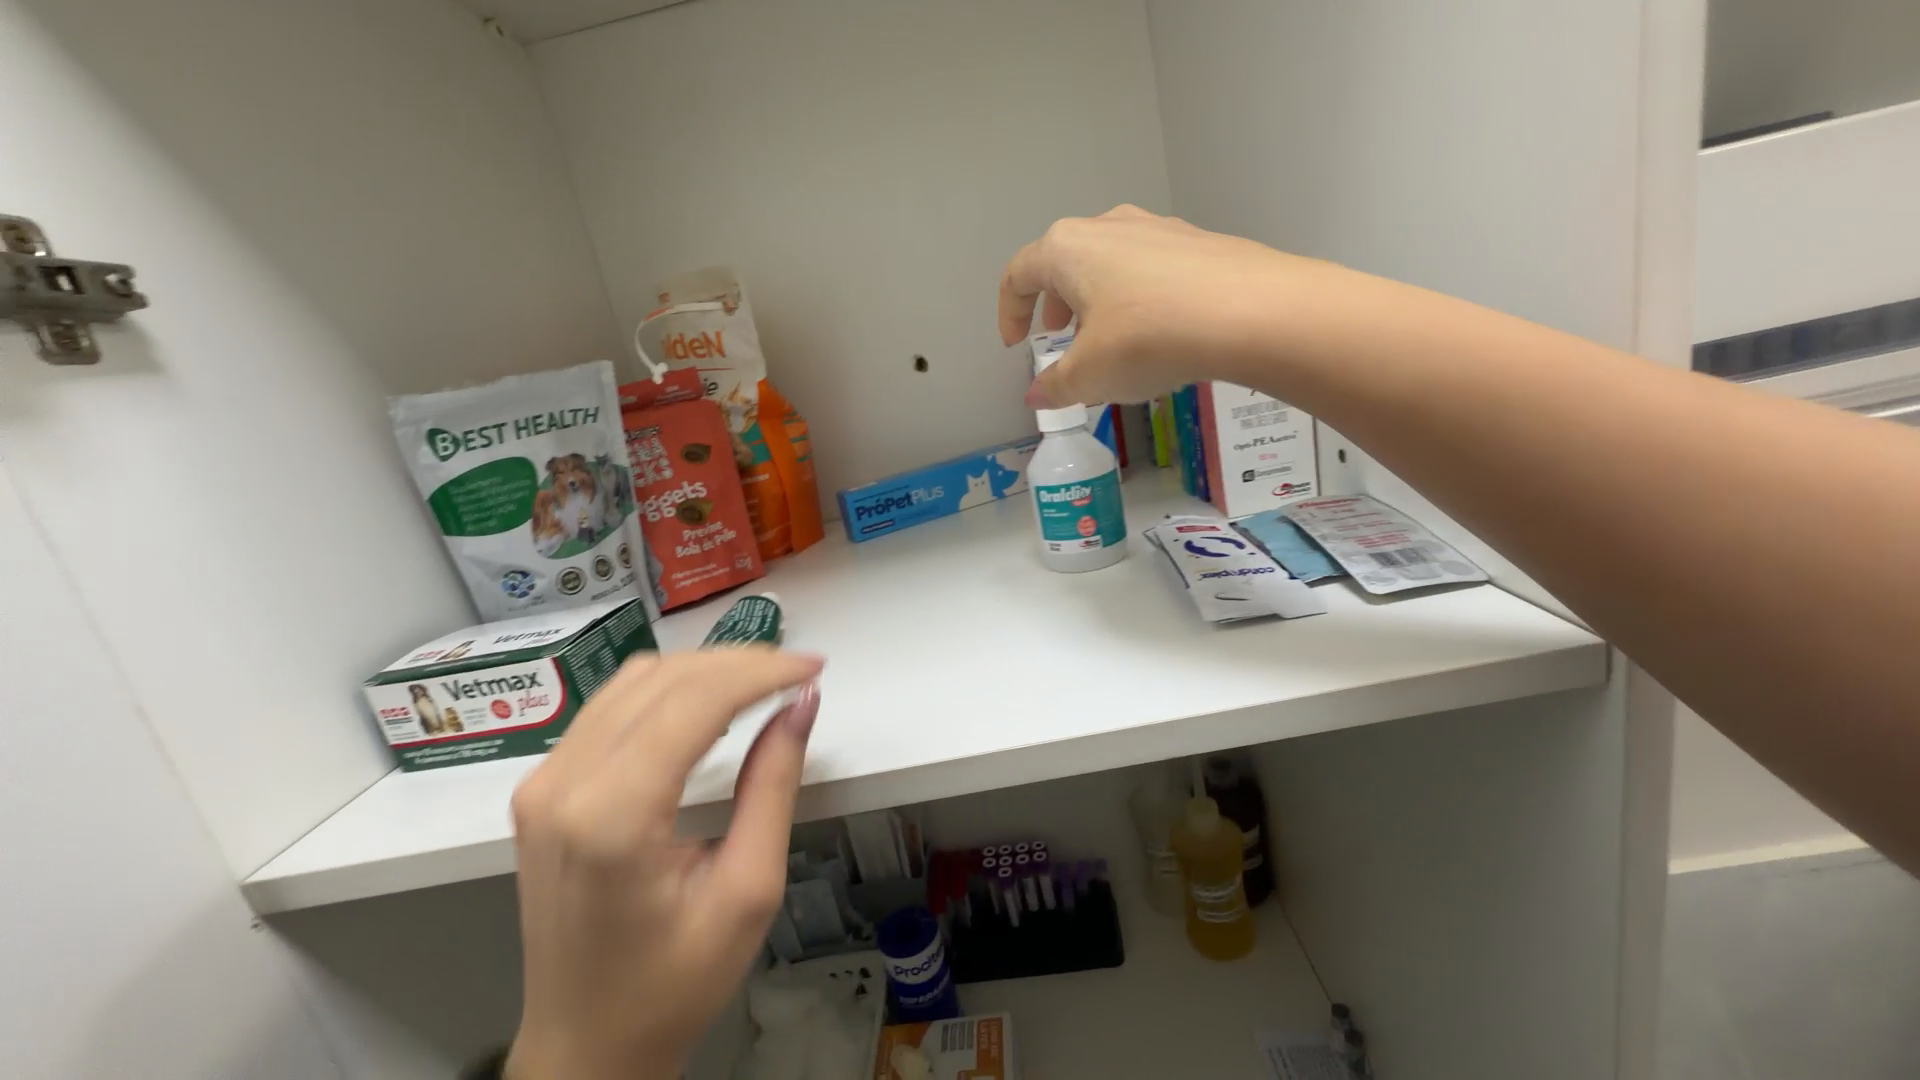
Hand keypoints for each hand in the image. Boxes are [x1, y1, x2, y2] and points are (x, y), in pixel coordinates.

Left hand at [505, 648, 824, 1079]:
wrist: (586, 1043)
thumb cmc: (674, 983)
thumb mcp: (748, 889)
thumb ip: (773, 785)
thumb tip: (800, 704)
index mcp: (612, 817)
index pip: (693, 701)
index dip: (760, 671)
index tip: (812, 667)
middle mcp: (563, 785)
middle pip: (663, 680)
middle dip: (738, 663)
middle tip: (796, 673)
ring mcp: (543, 782)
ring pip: (633, 681)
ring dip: (703, 670)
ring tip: (761, 683)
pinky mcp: (542, 787)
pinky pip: (610, 708)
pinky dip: (667, 691)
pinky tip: (708, 705)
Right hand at [997, 205, 1342, 407]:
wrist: (1250, 312)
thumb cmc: (1148, 339)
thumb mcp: (1090, 375)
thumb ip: (1055, 386)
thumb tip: (1037, 396)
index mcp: (1067, 249)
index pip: (1018, 274)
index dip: (1009, 312)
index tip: (1016, 346)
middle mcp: (1108, 226)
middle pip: (1064, 261)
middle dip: (1055, 303)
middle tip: (1060, 337)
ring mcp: (1157, 228)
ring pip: (1110, 262)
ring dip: (1097, 300)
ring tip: (1109, 340)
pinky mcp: (1198, 241)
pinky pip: (1151, 269)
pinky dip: (1138, 298)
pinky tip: (1159, 332)